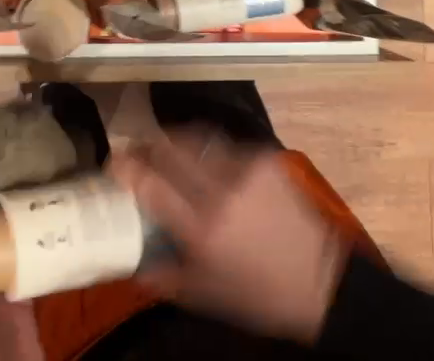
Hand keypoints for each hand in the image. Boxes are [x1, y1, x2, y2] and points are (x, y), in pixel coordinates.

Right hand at [109, 132, 347, 344]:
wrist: (322, 282)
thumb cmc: (260, 296)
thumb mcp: (206, 296)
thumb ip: (164, 276)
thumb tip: (131, 264)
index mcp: (202, 229)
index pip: (151, 185)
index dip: (125, 168)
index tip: (111, 163)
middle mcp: (221, 192)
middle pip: (169, 149)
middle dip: (144, 144)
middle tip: (133, 148)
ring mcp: (245, 170)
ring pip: (195, 138)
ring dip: (173, 139)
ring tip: (163, 146)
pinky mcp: (264, 159)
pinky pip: (224, 144)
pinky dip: (207, 149)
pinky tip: (204, 160)